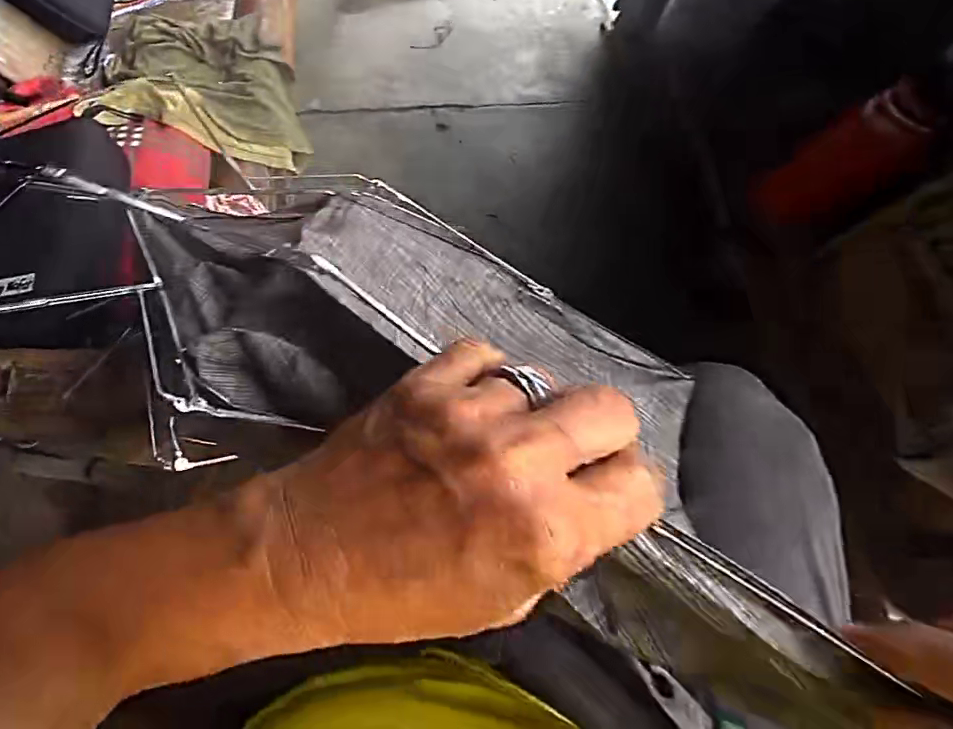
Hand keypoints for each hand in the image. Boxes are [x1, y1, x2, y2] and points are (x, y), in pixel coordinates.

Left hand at [247, 339, 663, 647]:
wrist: (313, 551)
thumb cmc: (405, 593)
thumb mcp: (505, 599)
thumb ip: (559, 543)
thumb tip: (588, 495)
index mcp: (546, 530)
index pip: (639, 484)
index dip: (628, 488)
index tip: (607, 487)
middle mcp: (516, 461)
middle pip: (609, 409)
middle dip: (603, 431)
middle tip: (571, 447)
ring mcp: (465, 413)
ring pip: (539, 378)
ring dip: (529, 406)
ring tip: (500, 428)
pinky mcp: (421, 383)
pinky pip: (481, 353)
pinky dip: (483, 373)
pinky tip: (469, 397)